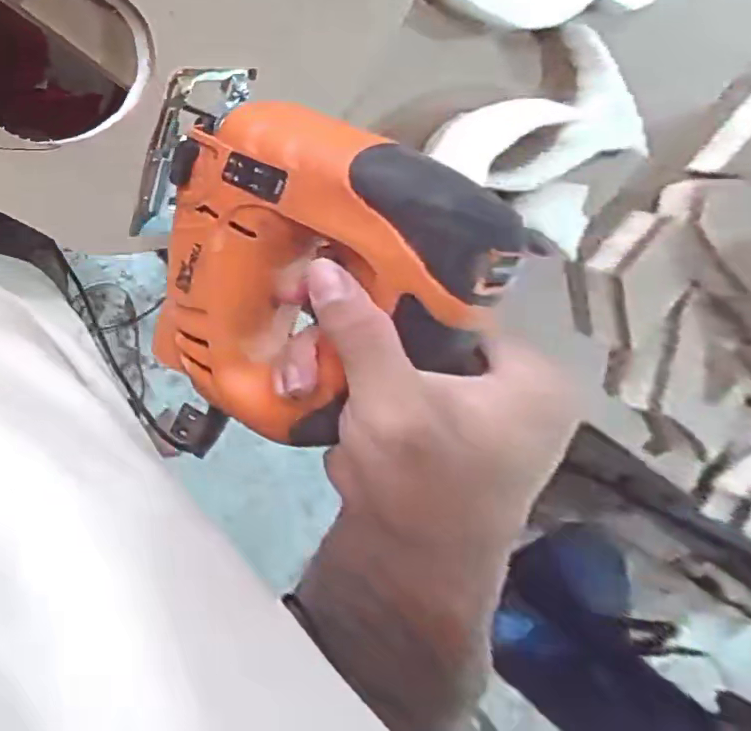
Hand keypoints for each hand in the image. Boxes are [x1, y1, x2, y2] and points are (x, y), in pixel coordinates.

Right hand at [276, 258, 578, 558]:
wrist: (405, 552)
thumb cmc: (424, 478)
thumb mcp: (391, 400)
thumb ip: (360, 332)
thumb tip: (324, 265)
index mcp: (520, 371)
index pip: (449, 302)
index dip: (384, 285)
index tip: (325, 279)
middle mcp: (490, 376)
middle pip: (396, 323)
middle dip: (336, 338)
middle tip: (301, 348)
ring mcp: (445, 393)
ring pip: (366, 345)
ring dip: (321, 360)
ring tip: (297, 385)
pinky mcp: (406, 407)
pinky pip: (358, 368)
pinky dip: (326, 374)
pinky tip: (304, 388)